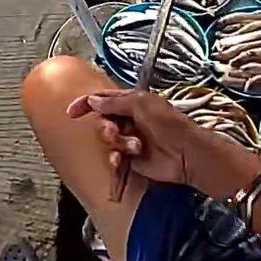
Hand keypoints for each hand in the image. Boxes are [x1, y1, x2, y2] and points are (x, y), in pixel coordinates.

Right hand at [66, 89, 260, 200]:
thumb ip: (114, 102)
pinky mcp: (132, 159)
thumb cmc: (169, 125)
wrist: (188, 155)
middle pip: (102, 120)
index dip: (86, 104)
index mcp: (132, 102)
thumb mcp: (141, 105)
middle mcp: (129, 119)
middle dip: (106, 127)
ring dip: (116, 143)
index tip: (71, 112)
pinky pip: (114, 157)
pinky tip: (121, 160)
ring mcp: (130, 139)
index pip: (102, 100)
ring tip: (133, 147)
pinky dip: (115, 158)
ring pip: (107, 139)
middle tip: (114, 131)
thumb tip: (93, 101)